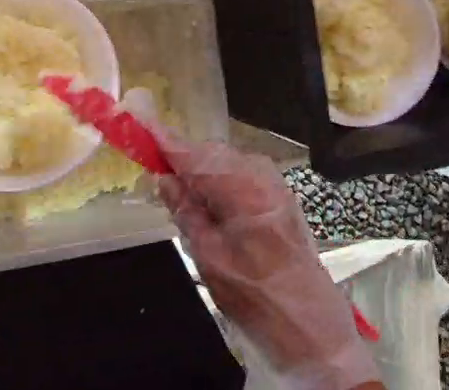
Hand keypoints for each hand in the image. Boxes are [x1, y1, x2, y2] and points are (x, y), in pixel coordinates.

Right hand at [157, 134, 380, 389]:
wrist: (312, 327)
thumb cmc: (256, 296)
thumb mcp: (208, 257)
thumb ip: (186, 211)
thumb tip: (165, 179)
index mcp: (241, 187)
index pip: (191, 153)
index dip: (161, 137)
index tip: (136, 120)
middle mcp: (260, 174)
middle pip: (208, 153)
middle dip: (181, 159)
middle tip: (155, 176)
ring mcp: (274, 183)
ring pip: (224, 164)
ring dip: (200, 173)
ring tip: (181, 199)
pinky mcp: (280, 196)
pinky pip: (241, 176)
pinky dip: (219, 182)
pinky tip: (209, 206)